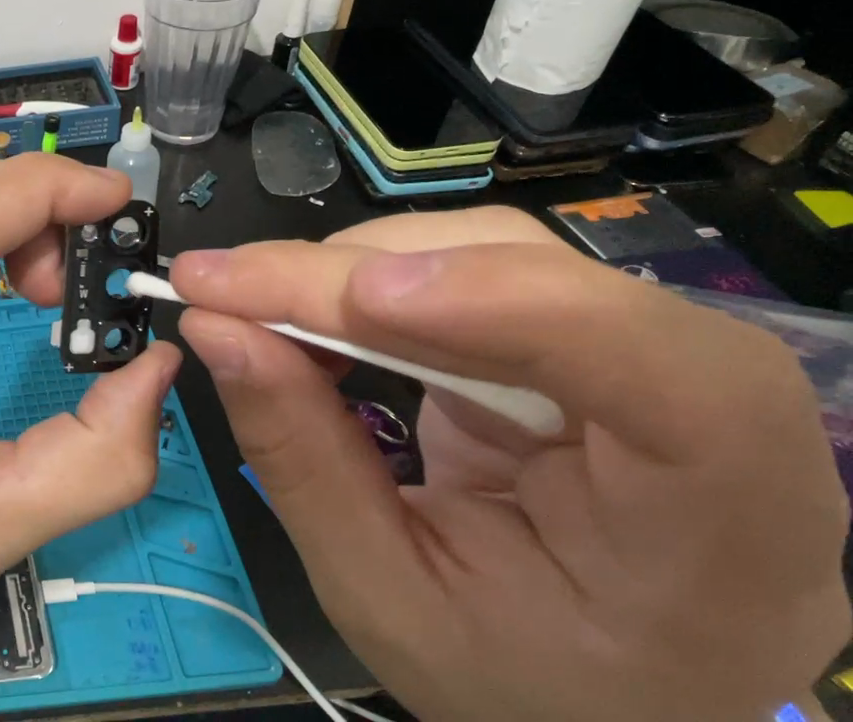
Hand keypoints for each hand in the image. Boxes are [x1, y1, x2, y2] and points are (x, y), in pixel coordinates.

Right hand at [171, 207, 849, 721]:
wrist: (590, 697)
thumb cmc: (507, 678)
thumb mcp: (382, 594)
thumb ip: (301, 461)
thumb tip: (214, 328)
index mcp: (720, 538)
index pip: (686, 388)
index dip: (526, 311)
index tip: (361, 297)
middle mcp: (708, 423)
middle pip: (554, 286)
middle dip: (365, 274)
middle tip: (222, 283)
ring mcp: (637, 366)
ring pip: (498, 256)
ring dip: (351, 266)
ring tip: (242, 294)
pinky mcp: (569, 343)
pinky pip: (462, 277)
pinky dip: (362, 282)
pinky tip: (294, 306)